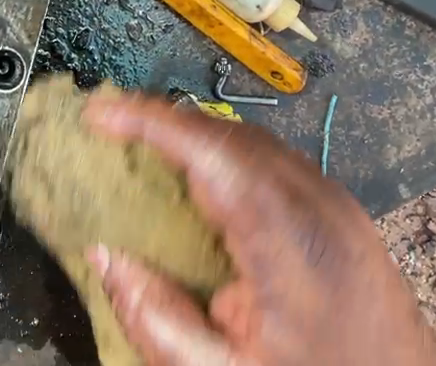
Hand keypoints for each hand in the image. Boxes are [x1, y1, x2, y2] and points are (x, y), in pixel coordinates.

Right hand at [84, 89, 435, 365]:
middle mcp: (316, 203)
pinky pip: (268, 159)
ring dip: (190, 135)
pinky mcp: (339, 206)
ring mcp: (333, 200)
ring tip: (138, 143)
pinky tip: (194, 176)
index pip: (210, 153)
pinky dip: (219, 153)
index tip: (96, 114)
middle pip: (226, 136)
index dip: (149, 122)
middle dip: (161, 122)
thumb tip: (102, 254)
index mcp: (289, 244)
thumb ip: (158, 321)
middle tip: (106, 128)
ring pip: (247, 140)